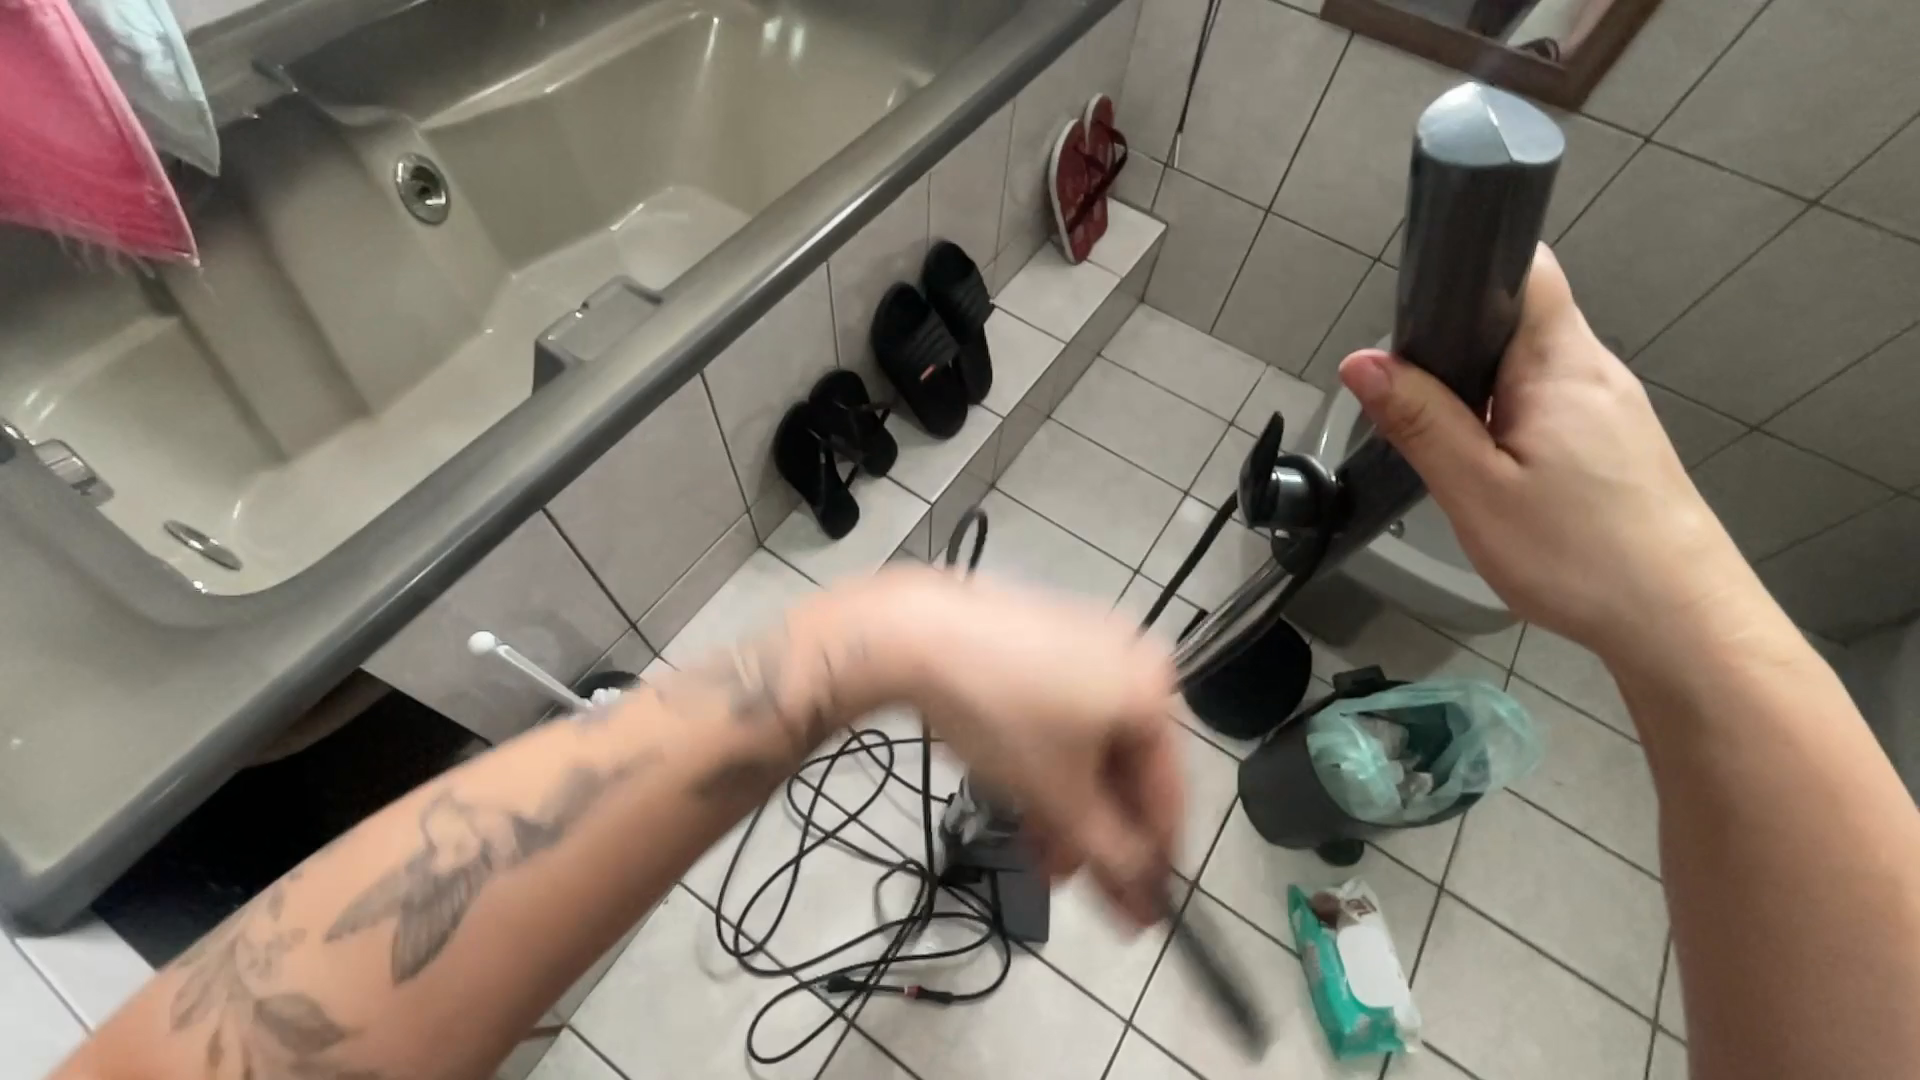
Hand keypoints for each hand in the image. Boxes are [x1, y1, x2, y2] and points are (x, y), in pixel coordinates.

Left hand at [847, 568, 1182, 928]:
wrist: (921, 634)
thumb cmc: (1002, 715)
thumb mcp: (1059, 794)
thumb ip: (1110, 853)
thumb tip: (1145, 900)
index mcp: (1153, 691)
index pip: (1169, 794)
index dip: (1152, 862)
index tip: (1136, 913)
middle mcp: (1132, 660)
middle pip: (1125, 768)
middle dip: (1095, 834)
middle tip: (1068, 881)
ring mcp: (1087, 644)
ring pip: (1090, 744)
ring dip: (1068, 805)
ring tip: (1035, 852)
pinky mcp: (1045, 639)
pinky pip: (1065, 712)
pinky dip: (1052, 759)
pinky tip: (1023, 797)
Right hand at [1336, 245, 1753, 662]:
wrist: (1679, 622)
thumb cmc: (1575, 552)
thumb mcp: (1475, 489)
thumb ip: (1419, 420)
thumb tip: (1360, 361)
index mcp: (1562, 365)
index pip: (1525, 272)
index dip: (1466, 271)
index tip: (1411, 308)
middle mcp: (1594, 370)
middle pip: (1518, 320)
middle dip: (1452, 341)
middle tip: (1401, 393)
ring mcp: (1608, 407)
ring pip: (1525, 367)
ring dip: (1471, 383)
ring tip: (1429, 429)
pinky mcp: (1609, 441)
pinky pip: (1541, 401)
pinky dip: (1498, 412)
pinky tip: (1477, 457)